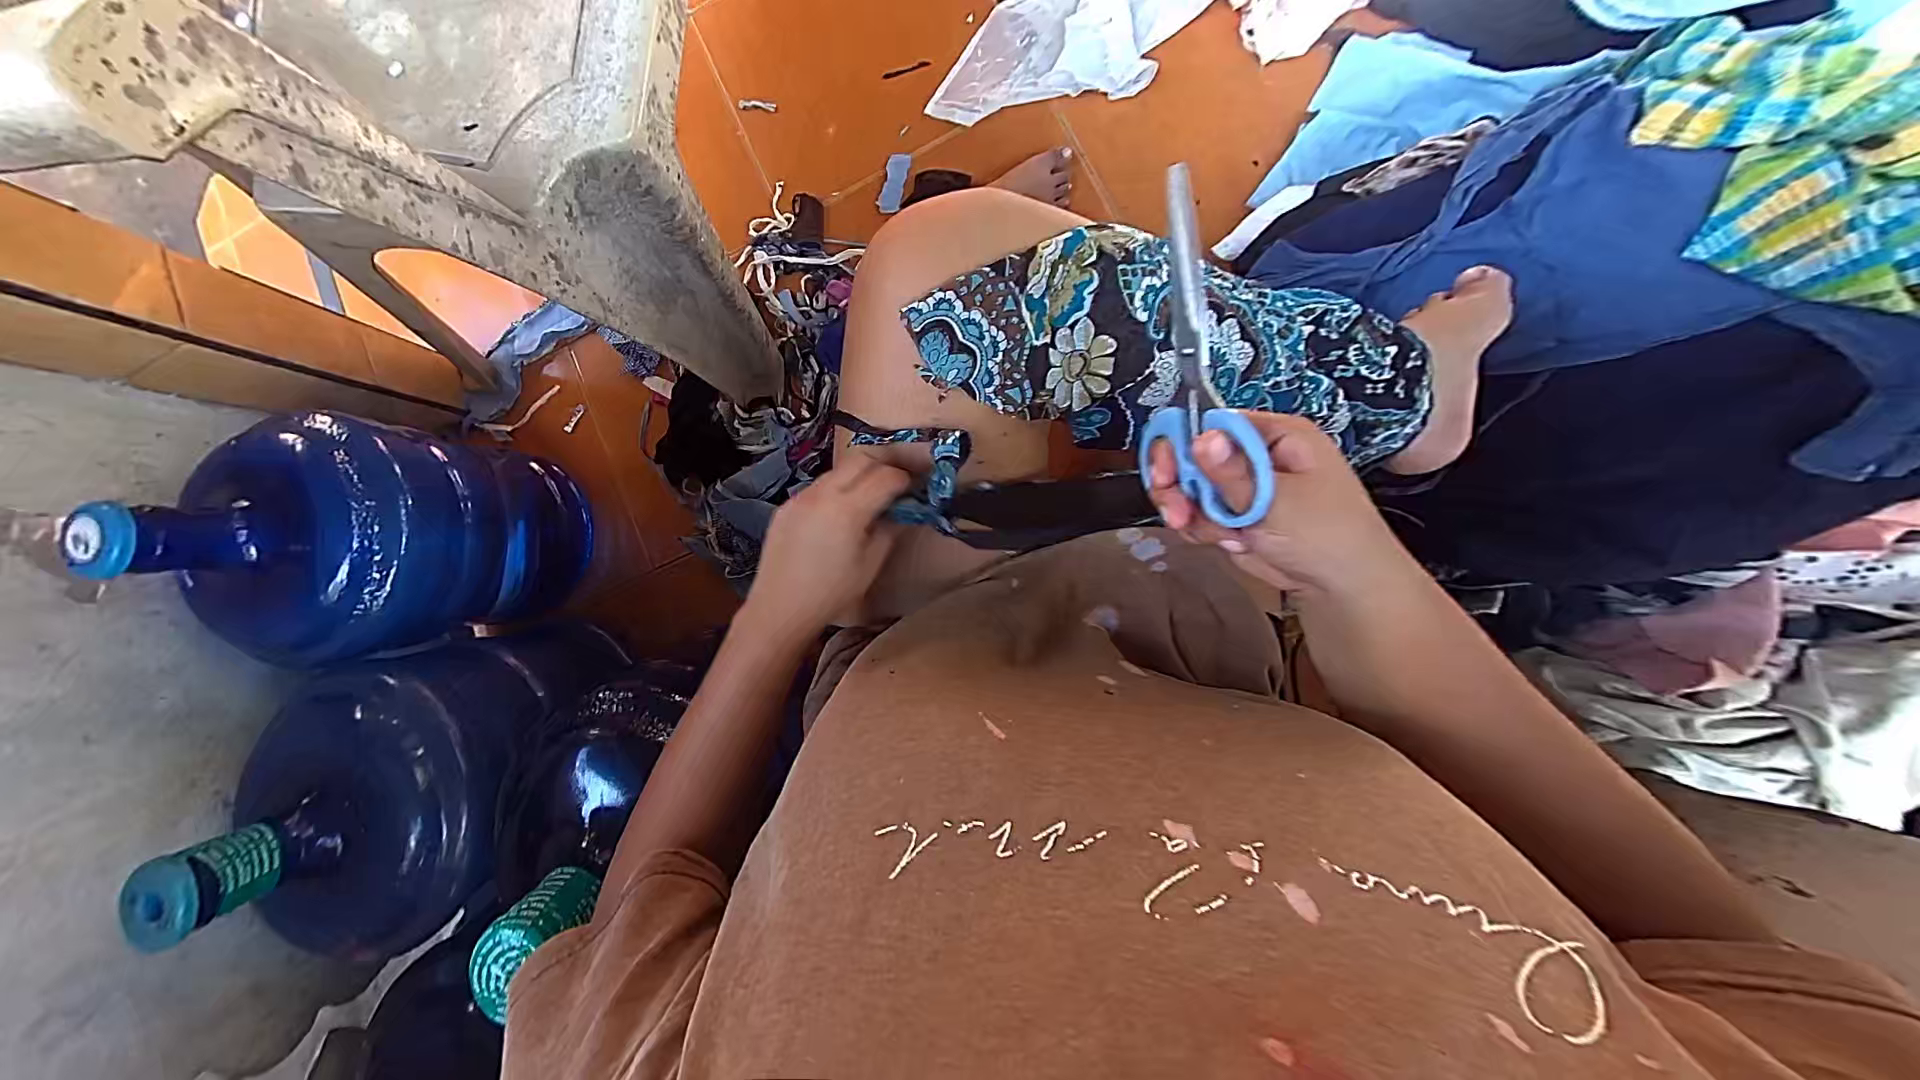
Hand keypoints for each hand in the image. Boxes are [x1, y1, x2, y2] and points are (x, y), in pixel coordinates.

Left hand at [743, 456, 911, 636]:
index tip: (916, 485)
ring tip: (873, 493)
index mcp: (847, 510)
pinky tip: (842, 510)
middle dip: (885, 462)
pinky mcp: (786, 506)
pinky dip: (838, 488)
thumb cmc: (831, 594)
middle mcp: (822, 494)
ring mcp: (800, 497)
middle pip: (861, 458)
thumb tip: (903, 511)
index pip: (885, 476)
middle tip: (900, 476)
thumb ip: (890, 529)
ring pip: (837, 469)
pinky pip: (818, 486)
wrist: (779, 609)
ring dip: (860, 473)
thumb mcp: (871, 564)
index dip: (906, 478)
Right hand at [1146, 411, 1418, 596]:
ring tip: (1218, 537)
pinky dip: (1203, 530)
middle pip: (1194, 456)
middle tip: (1177, 513)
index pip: (1214, 425)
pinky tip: (1226, 543)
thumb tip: (1202, 436)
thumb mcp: (1276, 503)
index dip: (1183, 445)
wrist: (1342, 590)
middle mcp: (1256, 455)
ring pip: (1191, 488)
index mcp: (1276, 436)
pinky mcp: (1234, 515)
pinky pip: (1199, 514)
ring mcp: (1244, 487)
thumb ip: (1233, 473)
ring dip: (1193, 514)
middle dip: (1181, 486)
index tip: (1165, 475)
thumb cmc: (1324, 537)